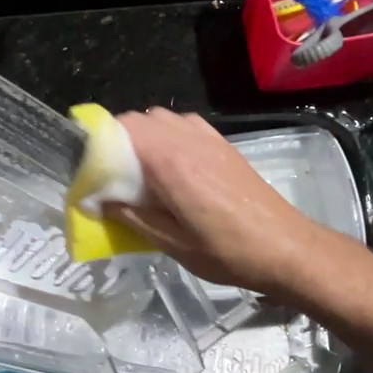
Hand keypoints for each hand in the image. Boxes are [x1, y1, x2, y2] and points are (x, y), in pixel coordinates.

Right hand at [105, 109, 332, 295]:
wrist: (285, 248)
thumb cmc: (224, 251)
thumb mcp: (167, 241)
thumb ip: (128, 215)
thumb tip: (96, 200)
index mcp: (170, 162)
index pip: (119, 130)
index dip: (96, 146)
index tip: (87, 172)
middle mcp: (187, 139)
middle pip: (137, 120)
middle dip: (115, 142)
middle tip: (109, 177)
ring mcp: (207, 138)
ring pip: (159, 120)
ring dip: (140, 139)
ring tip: (136, 173)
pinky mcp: (221, 144)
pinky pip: (182, 127)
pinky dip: (165, 139)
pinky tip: (167, 169)